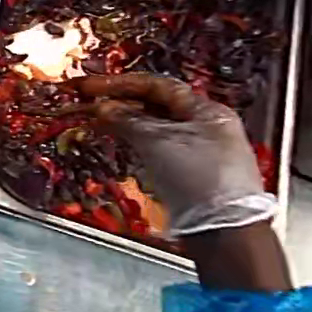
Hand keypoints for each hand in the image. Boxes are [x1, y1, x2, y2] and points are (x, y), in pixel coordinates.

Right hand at [77, 74, 276, 237]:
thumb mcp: (157, 141)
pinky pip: (156, 143)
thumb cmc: (196, 175)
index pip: (159, 86)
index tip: (91, 85)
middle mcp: (206, 125)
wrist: (222, 228)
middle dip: (120, 101)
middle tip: (89, 100)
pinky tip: (116, 139)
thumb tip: (102, 107)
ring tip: (95, 119)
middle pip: (156, 105)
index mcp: (206, 111)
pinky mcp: (190, 169)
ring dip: (124, 120)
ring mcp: (199, 148)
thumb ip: (127, 119)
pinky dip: (134, 138)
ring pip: (154, 125)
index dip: (121, 83)